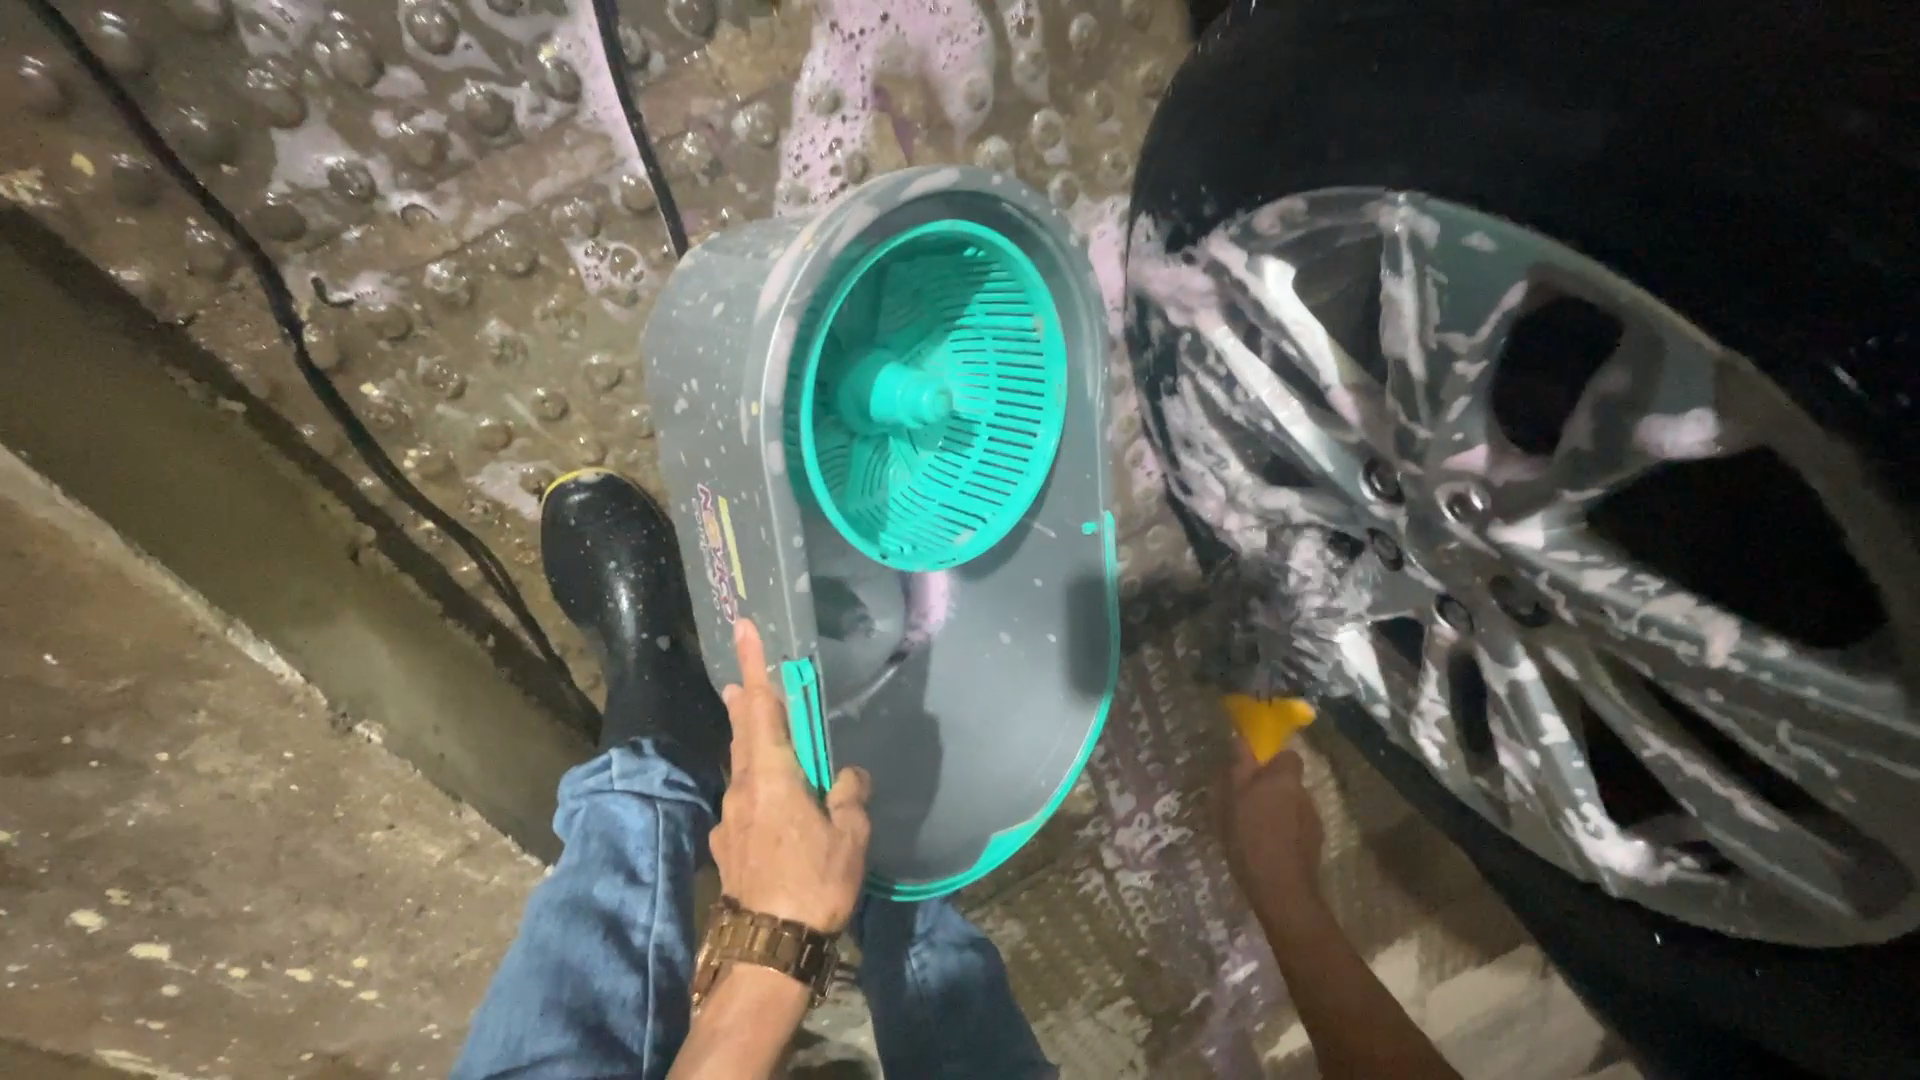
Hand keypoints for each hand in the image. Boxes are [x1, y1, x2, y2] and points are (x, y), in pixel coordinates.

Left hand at [709, 618, 871, 934]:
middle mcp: (742, 789)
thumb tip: (847, 776)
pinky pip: (743, 802)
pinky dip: (756, 786)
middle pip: (742, 731)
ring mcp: (730, 819)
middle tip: (743, 676)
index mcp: (772, 775)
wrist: (768, 950)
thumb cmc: (813, 884)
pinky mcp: (727, 846)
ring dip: (749, 742)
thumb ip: (850, 795)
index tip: (743, 627)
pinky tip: (771, 805)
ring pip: (740, 766)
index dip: (753, 664)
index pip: (759, 705)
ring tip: (760, 731)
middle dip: (743, 699)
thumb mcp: (850, 836)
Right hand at [1218, 737, 1325, 913]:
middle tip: (1246, 803)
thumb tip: (1241, 740)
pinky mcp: (1315, 845)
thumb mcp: (1231, 799)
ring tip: (1255, 829)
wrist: (1281, 889)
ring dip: (1277, 811)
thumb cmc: (1249, 837)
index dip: (1272, 761)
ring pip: (1293, 806)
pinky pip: (1296, 828)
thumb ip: (1238, 768)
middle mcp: (1305, 795)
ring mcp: (1313, 821)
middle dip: (1271, 788)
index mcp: (1284, 779)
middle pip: (1289, 782)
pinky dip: (1285, 832)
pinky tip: (1267, 848)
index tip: (1252, 772)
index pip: (1288, 756)